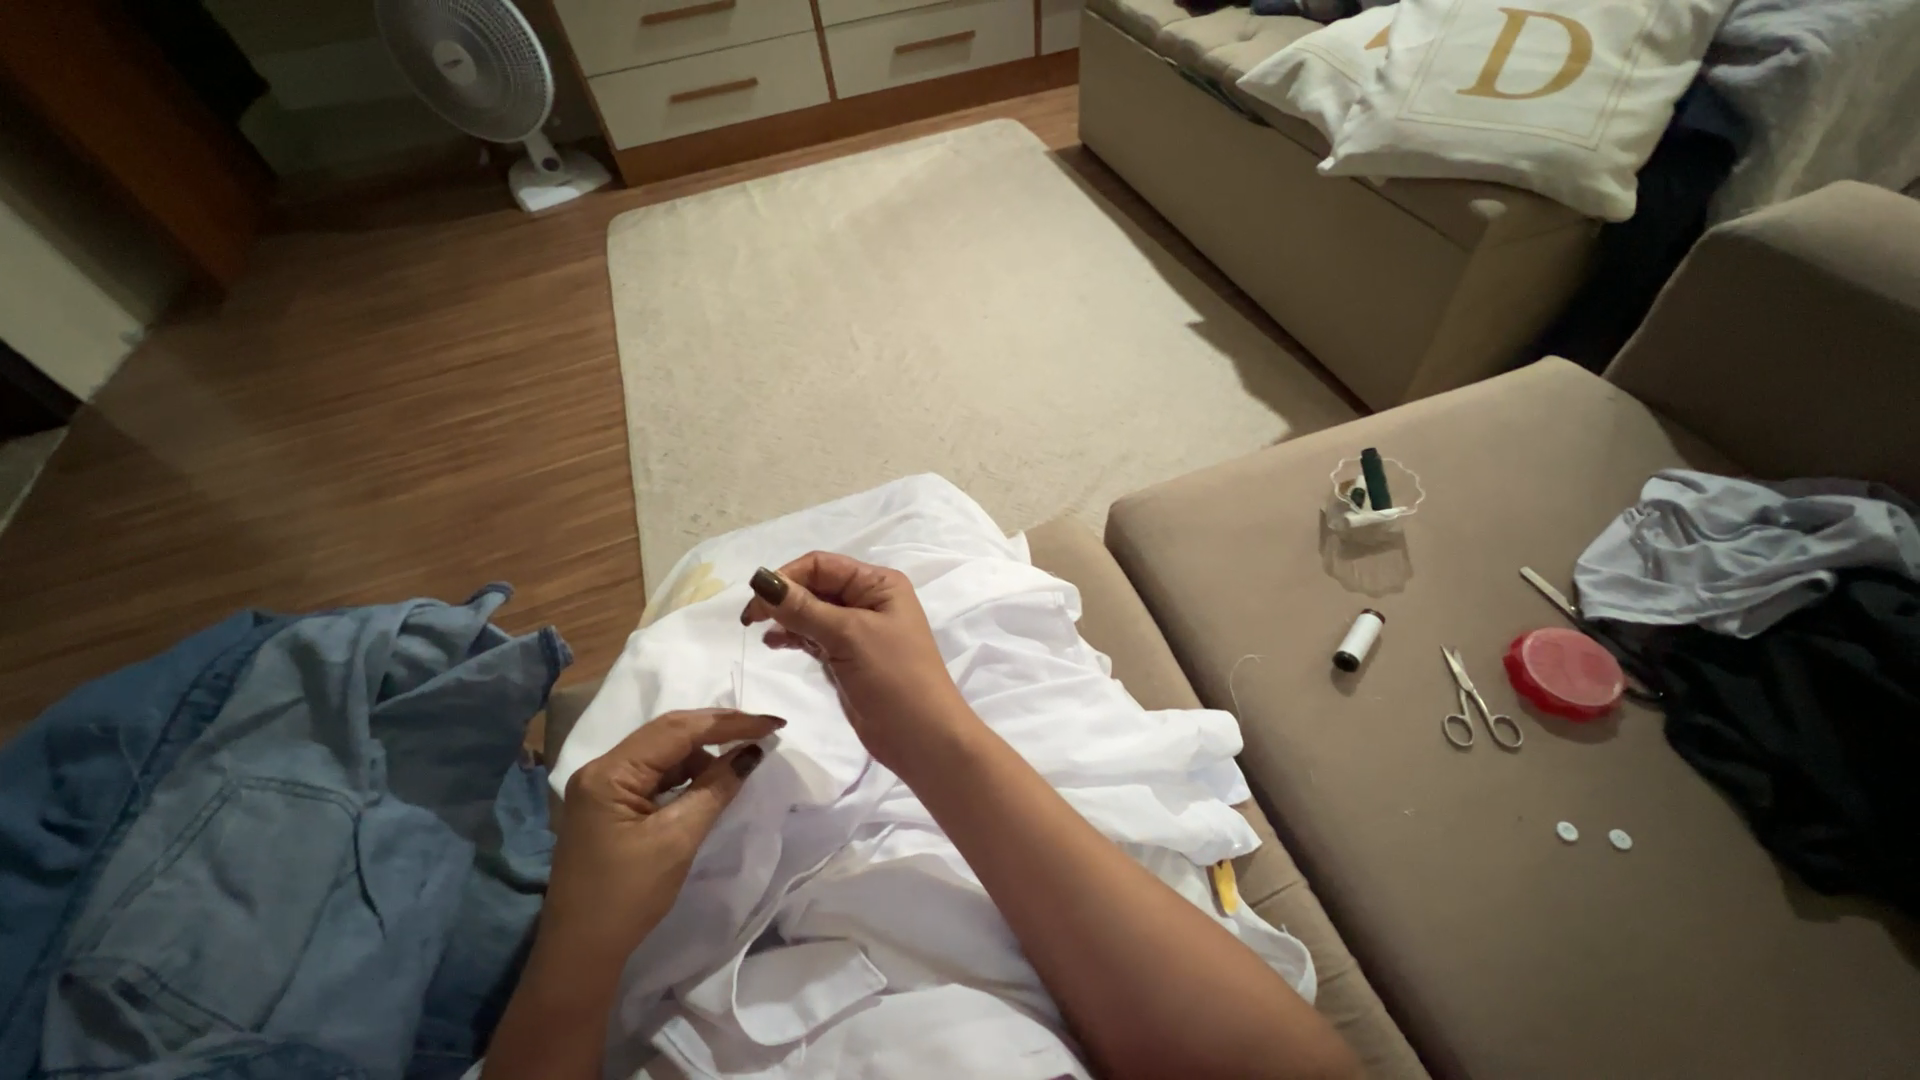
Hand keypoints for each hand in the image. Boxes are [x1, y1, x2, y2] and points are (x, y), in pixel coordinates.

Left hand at [544, 709, 782, 959]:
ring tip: (742, 758)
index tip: (773, 723)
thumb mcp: (678, 839)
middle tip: (764, 729)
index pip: (677, 729)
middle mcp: (602, 769)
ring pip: (664, 752)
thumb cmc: (627, 897)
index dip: (728, 722)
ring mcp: (603, 787)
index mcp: (609, 772)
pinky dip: (688, 773)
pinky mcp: (611, 805)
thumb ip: (716, 788)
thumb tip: (751, 753)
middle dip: (718, 729)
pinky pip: (657, 775)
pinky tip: (712, 780)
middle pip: (668, 732)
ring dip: (704, 752)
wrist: (580, 954)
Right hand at [738, 554, 979, 773]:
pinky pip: (816, 636)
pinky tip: (775, 642)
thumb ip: (803, 608)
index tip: (756, 599)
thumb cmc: (893, 677)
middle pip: (816, 586)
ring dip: (786, 617)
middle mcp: (870, 600)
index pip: (822, 565)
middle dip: (784, 597)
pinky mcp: (849, 657)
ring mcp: (859, 630)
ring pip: (813, 612)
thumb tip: (762, 581)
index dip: (787, 576)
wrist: (921, 737)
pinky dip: (795, 636)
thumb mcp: (848, 635)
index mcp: (879, 583)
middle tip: (751, 619)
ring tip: (762, 632)